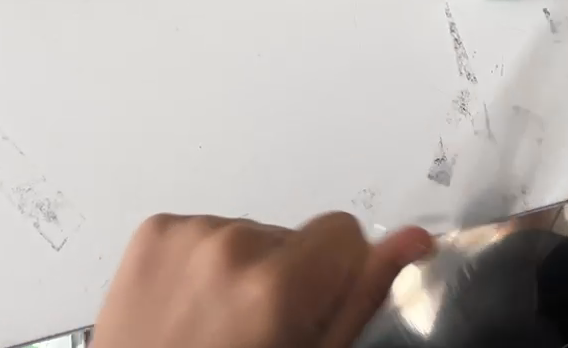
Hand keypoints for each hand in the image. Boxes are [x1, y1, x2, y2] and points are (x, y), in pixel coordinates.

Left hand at [90, 213, 433, 347]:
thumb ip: (360, 301)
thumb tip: (414, 238)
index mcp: (275, 284)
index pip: (343, 232)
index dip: (334, 277)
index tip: (310, 314)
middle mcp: (230, 243)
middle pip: (292, 235)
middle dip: (286, 277)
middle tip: (255, 335)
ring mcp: (186, 234)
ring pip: (249, 233)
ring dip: (242, 272)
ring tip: (215, 328)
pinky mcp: (153, 232)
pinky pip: (205, 230)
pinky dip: (203, 264)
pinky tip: (186, 310)